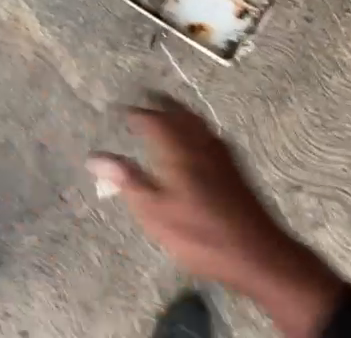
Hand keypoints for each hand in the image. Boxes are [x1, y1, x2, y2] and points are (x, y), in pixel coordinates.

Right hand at [89, 95, 344, 337]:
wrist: (255, 252)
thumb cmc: (199, 235)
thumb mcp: (155, 213)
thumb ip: (127, 181)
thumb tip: (95, 158)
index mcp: (178, 148)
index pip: (153, 119)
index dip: (137, 113)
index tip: (125, 111)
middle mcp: (200, 141)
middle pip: (179, 111)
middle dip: (161, 103)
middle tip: (146, 98)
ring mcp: (222, 151)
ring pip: (197, 120)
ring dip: (180, 111)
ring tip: (169, 110)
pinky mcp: (235, 165)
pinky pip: (210, 132)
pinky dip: (196, 126)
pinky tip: (197, 138)